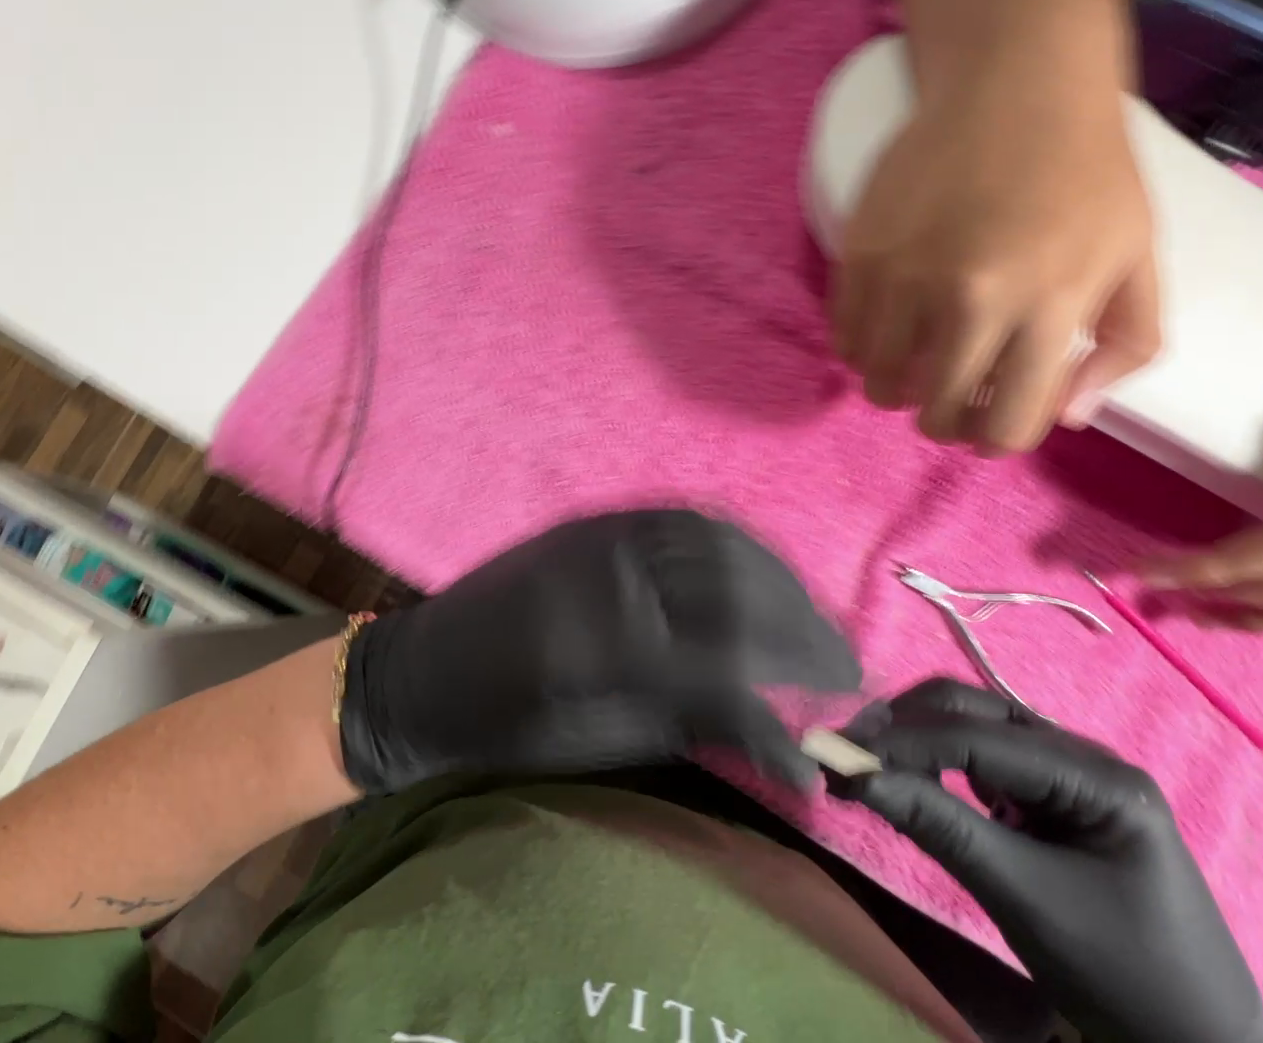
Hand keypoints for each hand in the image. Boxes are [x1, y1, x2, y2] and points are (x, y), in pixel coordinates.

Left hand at [337, 510, 860, 793]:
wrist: (420, 670)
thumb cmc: (499, 727)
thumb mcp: (592, 742)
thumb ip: (692, 726)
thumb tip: (788, 741)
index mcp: (595, 651)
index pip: (724, 664)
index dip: (790, 689)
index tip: (838, 711)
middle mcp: (603, 577)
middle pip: (730, 589)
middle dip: (801, 627)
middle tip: (843, 664)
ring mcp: (598, 536)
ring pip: (715, 542)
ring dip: (779, 579)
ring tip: (810, 620)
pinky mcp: (593, 520)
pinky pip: (682, 519)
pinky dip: (735, 544)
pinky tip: (758, 573)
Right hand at [833, 85, 1159, 453]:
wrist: (1014, 84)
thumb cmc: (1086, 172)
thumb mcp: (1139, 254)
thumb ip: (1125, 344)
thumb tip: (1067, 417)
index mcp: (1049, 305)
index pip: (1010, 423)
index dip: (999, 439)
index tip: (992, 425)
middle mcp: (970, 302)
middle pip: (937, 415)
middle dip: (947, 420)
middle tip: (952, 397)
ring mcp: (906, 279)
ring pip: (880, 385)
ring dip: (899, 388)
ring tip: (915, 362)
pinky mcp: (860, 258)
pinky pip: (846, 341)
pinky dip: (865, 349)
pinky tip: (887, 327)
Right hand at [836, 679, 1262, 1042]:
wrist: (1188, 1039)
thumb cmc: (1116, 969)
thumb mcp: (1022, 897)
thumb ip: (938, 827)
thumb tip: (852, 774)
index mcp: (1098, 776)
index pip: (977, 737)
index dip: (900, 743)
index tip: (832, 758)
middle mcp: (1083, 757)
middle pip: (974, 711)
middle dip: (901, 727)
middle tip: (839, 756)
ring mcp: (1067, 775)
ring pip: (972, 728)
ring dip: (912, 740)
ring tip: (859, 767)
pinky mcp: (1049, 799)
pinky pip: (980, 762)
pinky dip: (933, 764)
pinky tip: (905, 784)